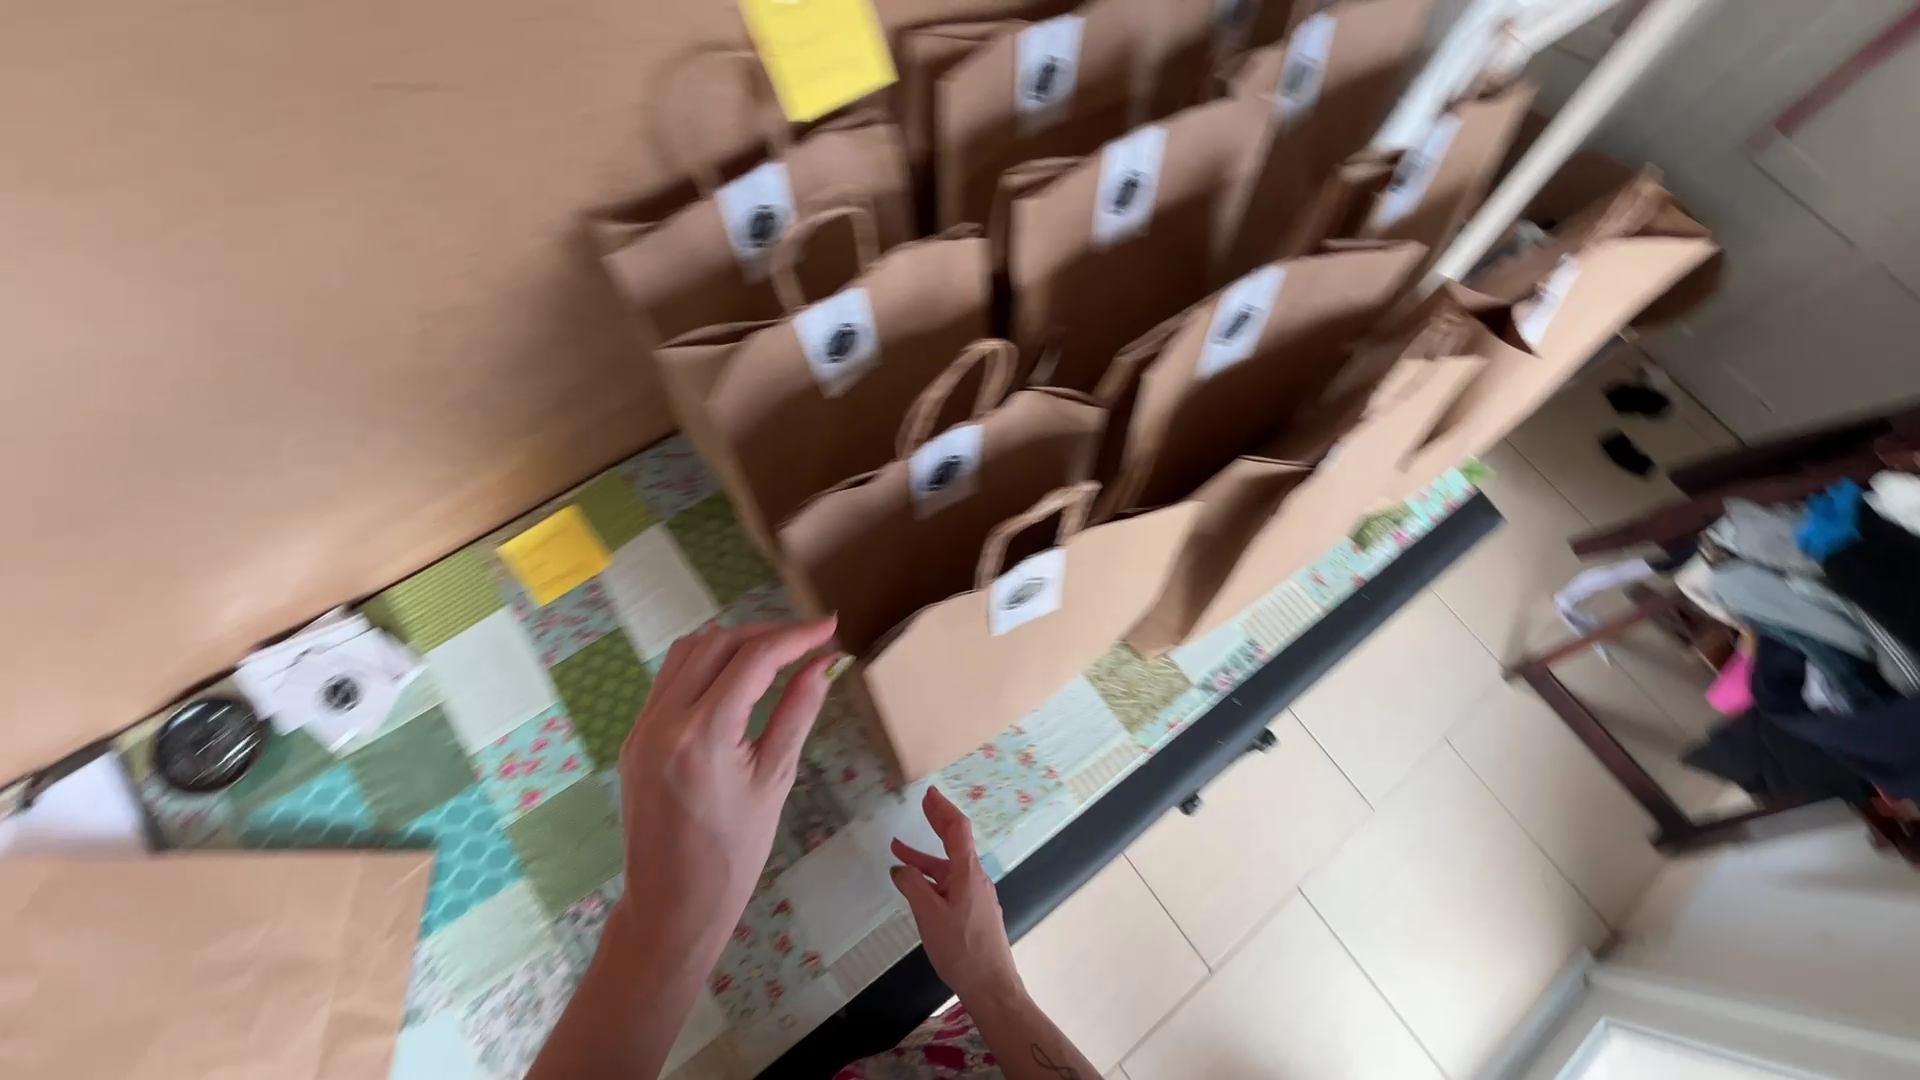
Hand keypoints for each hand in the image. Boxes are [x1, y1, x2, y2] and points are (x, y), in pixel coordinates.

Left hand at [617, 618, 841, 957]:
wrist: (672, 906)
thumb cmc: (735, 853)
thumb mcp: (776, 779)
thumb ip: (799, 711)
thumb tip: (826, 663)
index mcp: (704, 735)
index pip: (754, 659)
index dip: (796, 636)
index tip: (830, 627)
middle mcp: (664, 720)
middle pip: (718, 643)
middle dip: (767, 633)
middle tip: (807, 641)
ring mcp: (642, 726)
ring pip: (688, 651)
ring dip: (734, 641)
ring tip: (775, 651)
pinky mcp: (635, 736)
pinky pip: (671, 677)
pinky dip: (706, 662)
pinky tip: (736, 674)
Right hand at [889, 786, 1022, 1002]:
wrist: (992, 987)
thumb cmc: (961, 949)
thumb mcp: (930, 916)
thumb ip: (913, 887)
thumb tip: (899, 868)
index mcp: (967, 872)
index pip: (958, 829)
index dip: (943, 809)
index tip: (930, 794)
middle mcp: (975, 878)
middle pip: (956, 842)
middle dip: (938, 821)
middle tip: (923, 803)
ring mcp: (976, 895)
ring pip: (949, 867)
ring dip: (925, 856)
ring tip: (898, 850)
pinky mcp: (974, 912)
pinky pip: (950, 884)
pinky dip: (932, 877)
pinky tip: (916, 886)